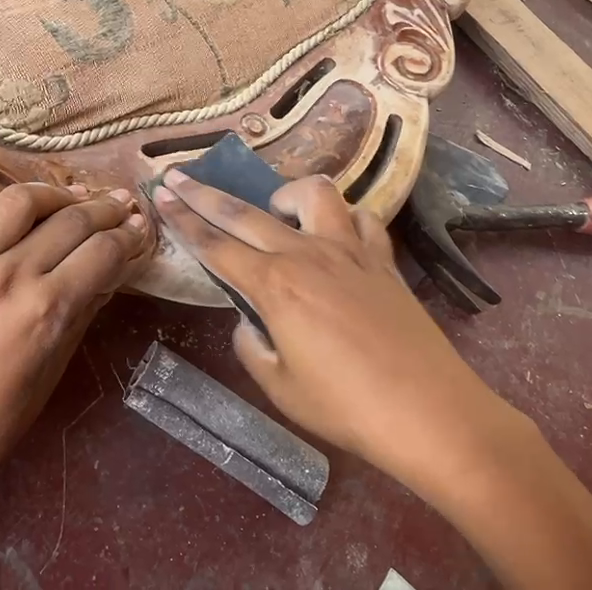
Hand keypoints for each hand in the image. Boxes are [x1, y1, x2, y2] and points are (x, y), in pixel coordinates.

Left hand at [0, 149, 154, 488]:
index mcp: (47, 308)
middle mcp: (10, 275)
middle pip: (70, 222)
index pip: (104, 253)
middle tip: (119, 207)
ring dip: (51, 191)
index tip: (141, 229)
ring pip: (17, 201)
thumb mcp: (57, 366)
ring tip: (69, 196)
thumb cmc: (0, 414)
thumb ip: (83, 308)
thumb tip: (112, 267)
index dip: (130, 237)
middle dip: (105, 211)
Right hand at [151, 170, 525, 488]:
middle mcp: (306, 255)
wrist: (431, 414)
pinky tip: (336, 236)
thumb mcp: (280, 387)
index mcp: (274, 286)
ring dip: (286, 194)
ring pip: (314, 193)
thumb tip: (249, 320)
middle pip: (244, 212)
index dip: (182, 218)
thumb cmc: (347, 408)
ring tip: (277, 212)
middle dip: (204, 192)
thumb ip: (251, 345)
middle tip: (178, 176)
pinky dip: (344, 219)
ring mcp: (349, 252)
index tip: (160, 193)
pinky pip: (362, 219)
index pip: (214, 244)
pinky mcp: (384, 261)